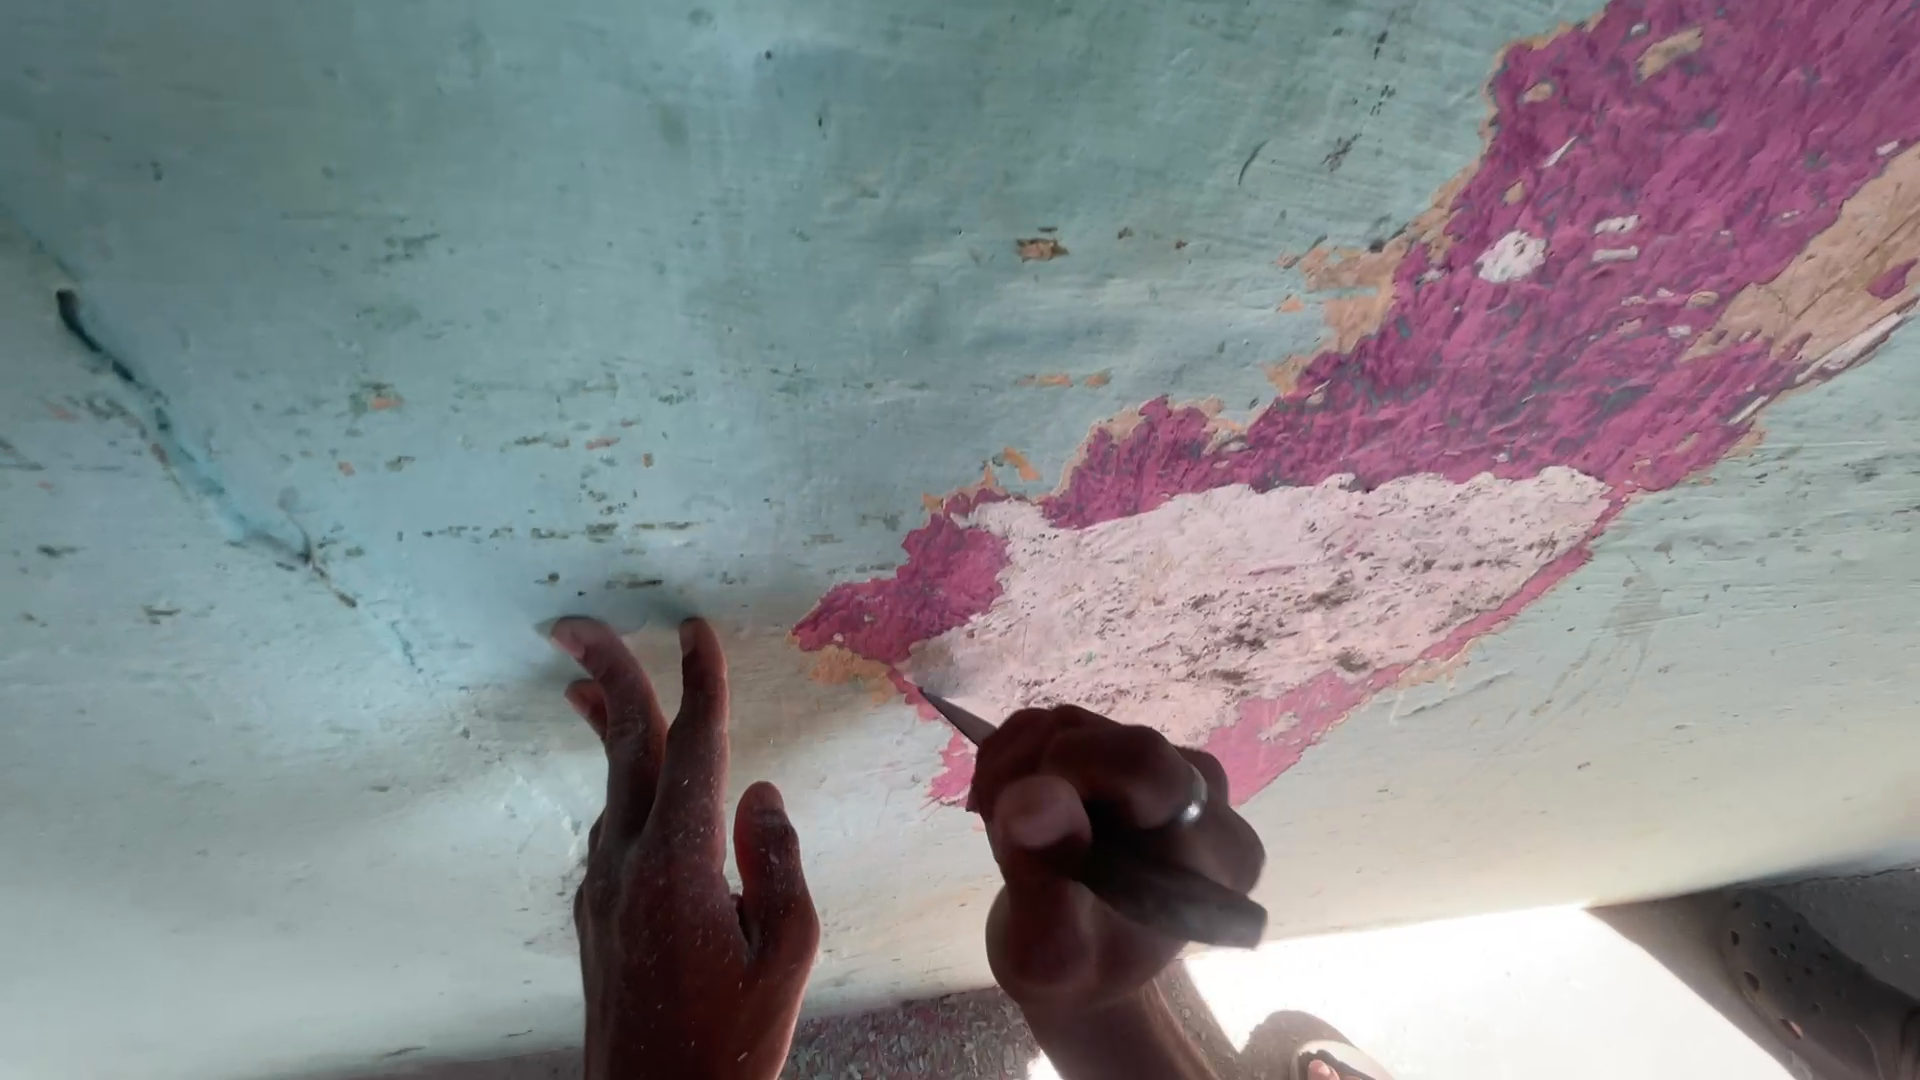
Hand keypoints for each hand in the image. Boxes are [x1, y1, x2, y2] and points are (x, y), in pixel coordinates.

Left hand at [553, 617, 818, 1079]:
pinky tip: (631, 775)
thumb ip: (777, 860)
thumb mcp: (788, 952)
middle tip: (568, 622)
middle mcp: (627, 863)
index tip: (694, 628)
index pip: (695, 748)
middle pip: (623, 747)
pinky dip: (619, 778)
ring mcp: (601, 888)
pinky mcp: (595, 911)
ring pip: (610, 782)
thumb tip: (760, 793)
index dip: (700, 681)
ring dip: (603, 723)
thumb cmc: (732, 1043)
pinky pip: (612, 822)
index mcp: (679, 866)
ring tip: (584, 680)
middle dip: (604, 673)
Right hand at [970, 706, 1263, 1078]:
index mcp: (1215, 847)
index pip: (1144, 763)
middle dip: (1030, 778)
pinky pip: (1045, 723)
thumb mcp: (1048, 952)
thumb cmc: (1073, 970)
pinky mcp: (1115, 744)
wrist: (1073, 956)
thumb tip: (1031, 795)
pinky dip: (1009, 760)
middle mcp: (1201, 792)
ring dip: (1012, 774)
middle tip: (1009, 838)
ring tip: (1013, 837)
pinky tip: (1014, 811)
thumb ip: (1044, 875)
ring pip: (1064, 725)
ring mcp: (1151, 760)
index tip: (1027, 823)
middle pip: (1099, 737)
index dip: (1072, 772)